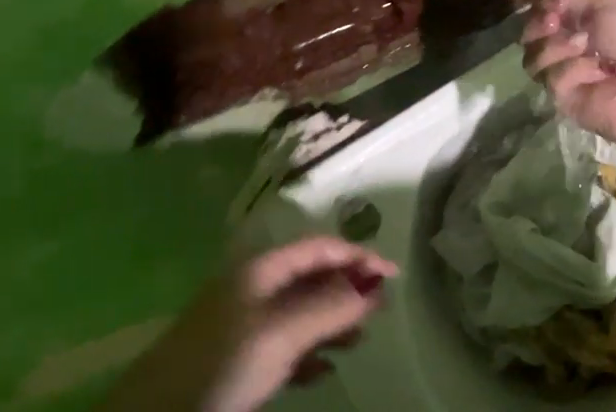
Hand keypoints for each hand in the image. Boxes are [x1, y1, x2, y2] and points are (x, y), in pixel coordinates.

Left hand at [104, 237, 396, 411]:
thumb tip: (372, 288)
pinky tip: (324, 368)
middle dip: (348, 287)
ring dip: (332, 319)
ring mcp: (242, 322)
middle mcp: (253, 286)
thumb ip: (327, 307)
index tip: (394, 274)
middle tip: (382, 308)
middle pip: (310, 276)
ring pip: (299, 311)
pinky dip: (309, 350)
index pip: (319, 246)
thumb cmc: (222, 362)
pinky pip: (283, 344)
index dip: (358, 254)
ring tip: (360, 338)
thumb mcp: (279, 333)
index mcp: (261, 268)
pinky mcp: (235, 358)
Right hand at [521, 0, 615, 149]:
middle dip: (539, 21)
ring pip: (532, 54)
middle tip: (556, 20)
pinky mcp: (560, 96)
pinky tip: (594, 73)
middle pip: (528, 31)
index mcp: (574, 21)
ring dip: (557, 46)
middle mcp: (562, 45)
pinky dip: (572, 70)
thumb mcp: (607, 4)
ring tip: (583, 46)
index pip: (539, 7)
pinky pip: (550, 76)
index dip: (541, 0)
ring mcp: (559, 71)